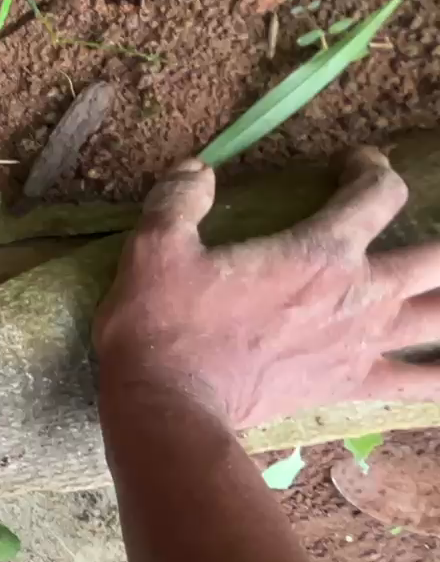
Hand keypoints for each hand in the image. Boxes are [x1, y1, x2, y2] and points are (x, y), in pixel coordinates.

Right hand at [94, 149, 439, 429]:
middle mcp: (359, 292)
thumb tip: (195, 167)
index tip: (353, 164)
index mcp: (317, 253)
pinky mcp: (348, 383)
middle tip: (418, 233)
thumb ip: (177, 203)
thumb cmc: (158, 322)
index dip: (368, 171)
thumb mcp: (151, 252)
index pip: (374, 195)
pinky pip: (425, 383)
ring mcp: (361, 342)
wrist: (164, 397)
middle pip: (439, 257)